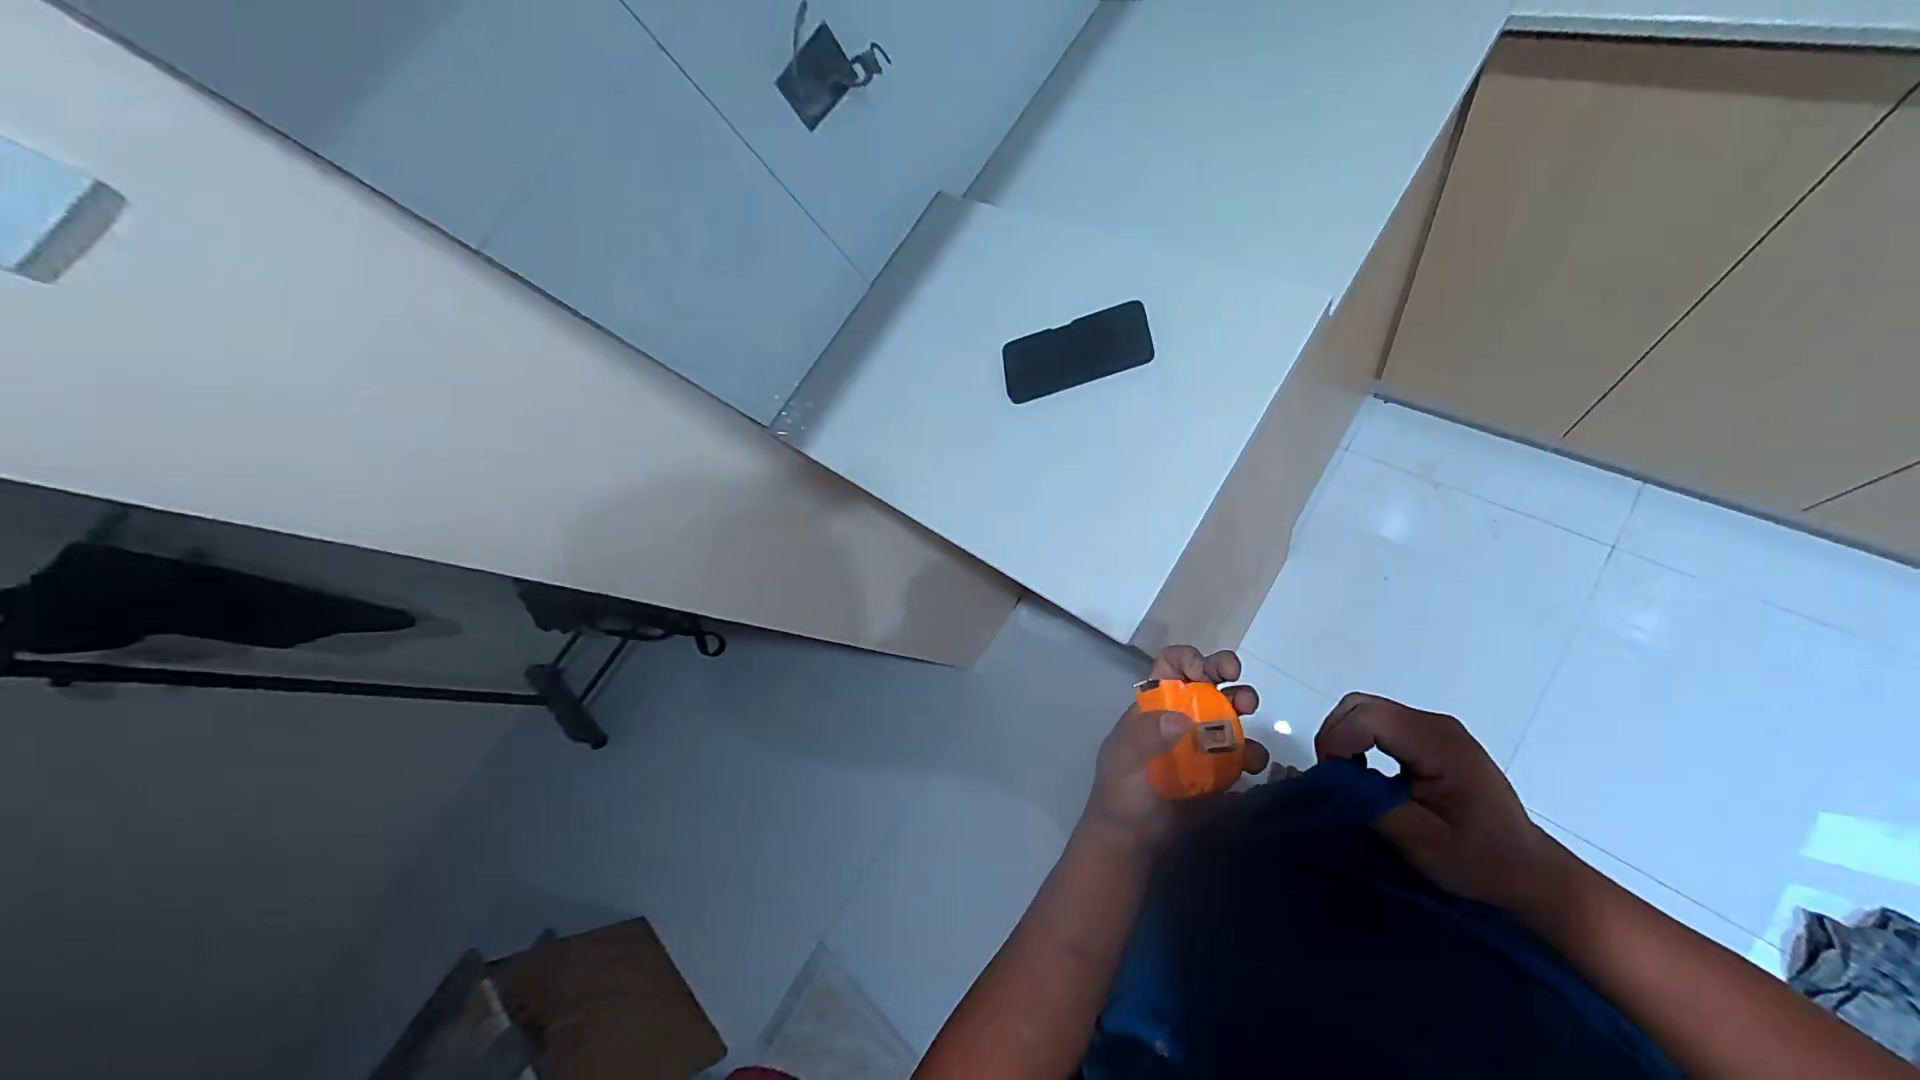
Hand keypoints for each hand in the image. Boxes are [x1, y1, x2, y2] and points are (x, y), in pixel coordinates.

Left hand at [1084, 646, 1269, 849]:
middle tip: (1237, 680)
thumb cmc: (1122, 792)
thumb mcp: (1125, 758)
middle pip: (1206, 681)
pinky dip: (1252, 752)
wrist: (1133, 840)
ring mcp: (1200, 742)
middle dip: (1224, 671)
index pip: (1170, 666)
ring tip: (1249, 713)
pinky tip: (1252, 763)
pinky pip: (1241, 753)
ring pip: (1228, 711)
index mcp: (1153, 705)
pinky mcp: (1218, 771)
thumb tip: (1184, 720)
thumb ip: (1148, 736)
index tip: (1204, 672)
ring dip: (1242, 704)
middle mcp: (1178, 715)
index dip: (1189, 659)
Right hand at [1315, 692, 1570, 911]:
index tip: (1331, 780)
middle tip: (1333, 778)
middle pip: (1360, 706)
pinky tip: (1365, 773)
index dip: (1336, 742)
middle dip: (1335, 737)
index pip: (1365, 718)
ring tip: (1346, 778)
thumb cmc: (1479, 862)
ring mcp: (1434, 728)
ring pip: (1364, 711)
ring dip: (1344, 739)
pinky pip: (1379, 723)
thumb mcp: (1419, 840)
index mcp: (1438, 745)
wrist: (1530, 874)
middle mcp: (1435, 725)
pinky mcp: (1430, 738)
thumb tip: (1329, 778)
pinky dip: (1358, 742)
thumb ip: (1369, 803)